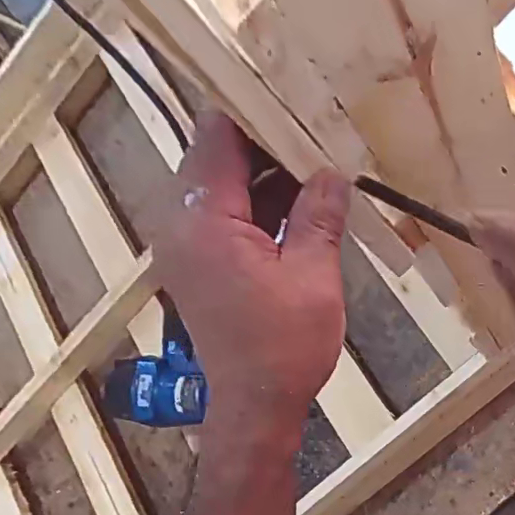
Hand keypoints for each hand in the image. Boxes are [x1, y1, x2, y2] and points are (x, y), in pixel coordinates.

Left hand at [155, 112, 350, 430]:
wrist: (256, 408)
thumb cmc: (284, 348)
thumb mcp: (313, 277)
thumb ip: (319, 216)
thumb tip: (333, 173)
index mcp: (204, 220)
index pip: (220, 134)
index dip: (259, 111)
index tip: (301, 106)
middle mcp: (181, 224)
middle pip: (217, 157)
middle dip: (268, 144)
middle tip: (318, 137)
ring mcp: (185, 247)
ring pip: (223, 187)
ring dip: (267, 178)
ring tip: (317, 172)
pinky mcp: (198, 266)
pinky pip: (224, 219)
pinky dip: (258, 209)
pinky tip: (300, 209)